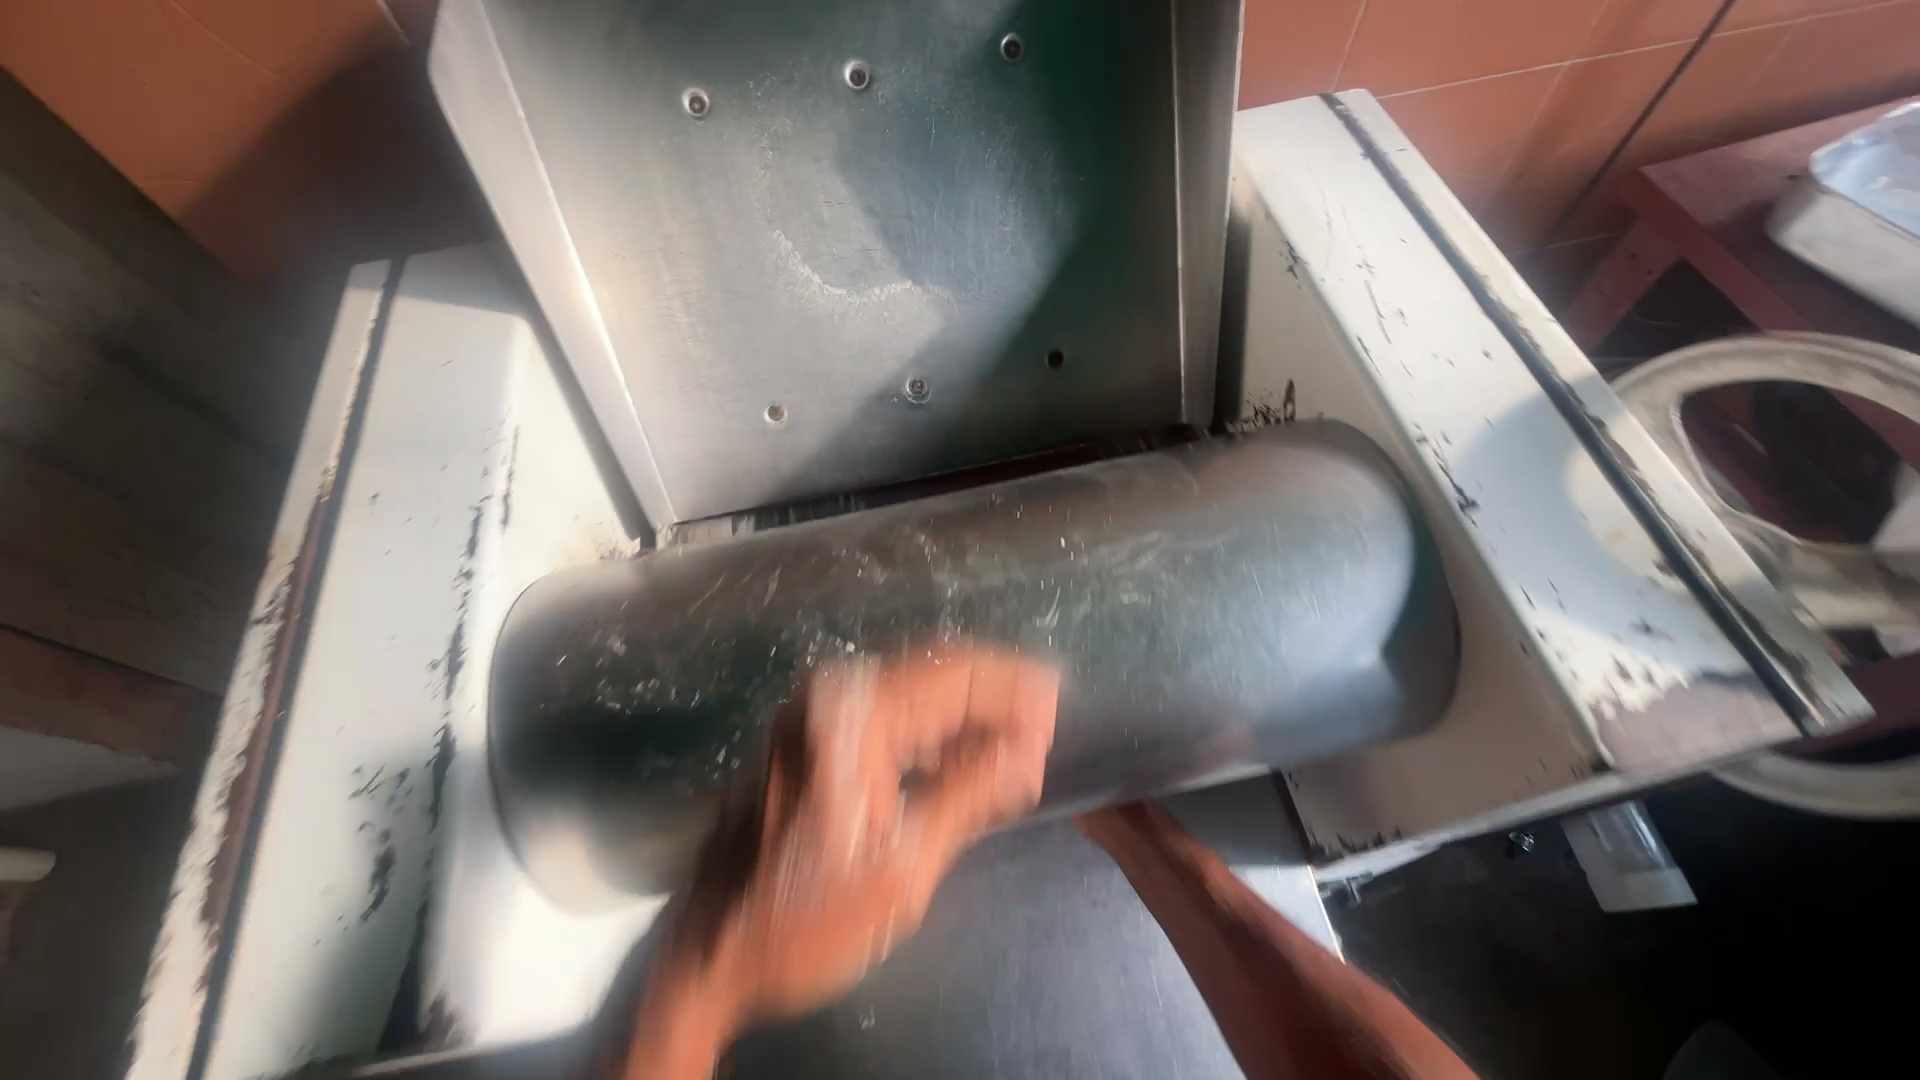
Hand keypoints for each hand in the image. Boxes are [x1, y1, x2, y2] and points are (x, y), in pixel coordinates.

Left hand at [627, 642, 1058, 1076]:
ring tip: (1015, 751)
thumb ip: (971, 792)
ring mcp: (812, 710)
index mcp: (853, 715)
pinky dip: (930, 731)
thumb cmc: (807, 920)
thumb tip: (1028, 748)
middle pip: (936, 670)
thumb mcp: (903, 865)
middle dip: (996, 697)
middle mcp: (829, 693)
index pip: (956, 673)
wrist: (709, 955)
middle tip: (1041, 736)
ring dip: (967, 714)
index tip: (1057, 716)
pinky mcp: (807, 734)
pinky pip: (885, 713)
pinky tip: (961, 761)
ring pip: (912, 688)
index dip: (1014, 689)